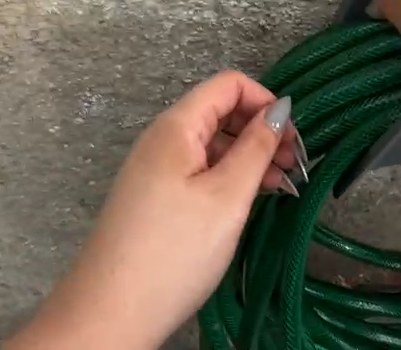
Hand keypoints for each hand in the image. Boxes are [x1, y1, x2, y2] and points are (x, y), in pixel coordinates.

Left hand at [8, 72, 299, 349]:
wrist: (107, 316)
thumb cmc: (173, 252)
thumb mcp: (227, 197)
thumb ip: (256, 147)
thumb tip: (280, 107)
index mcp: (177, 125)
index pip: (229, 84)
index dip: (265, 100)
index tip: (292, 137)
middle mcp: (163, 136)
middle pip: (220, 111)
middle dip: (260, 130)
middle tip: (293, 166)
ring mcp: (155, 166)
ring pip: (211, 143)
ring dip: (248, 156)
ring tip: (279, 188)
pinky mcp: (153, 194)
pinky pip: (198, 168)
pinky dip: (227, 176)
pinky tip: (247, 201)